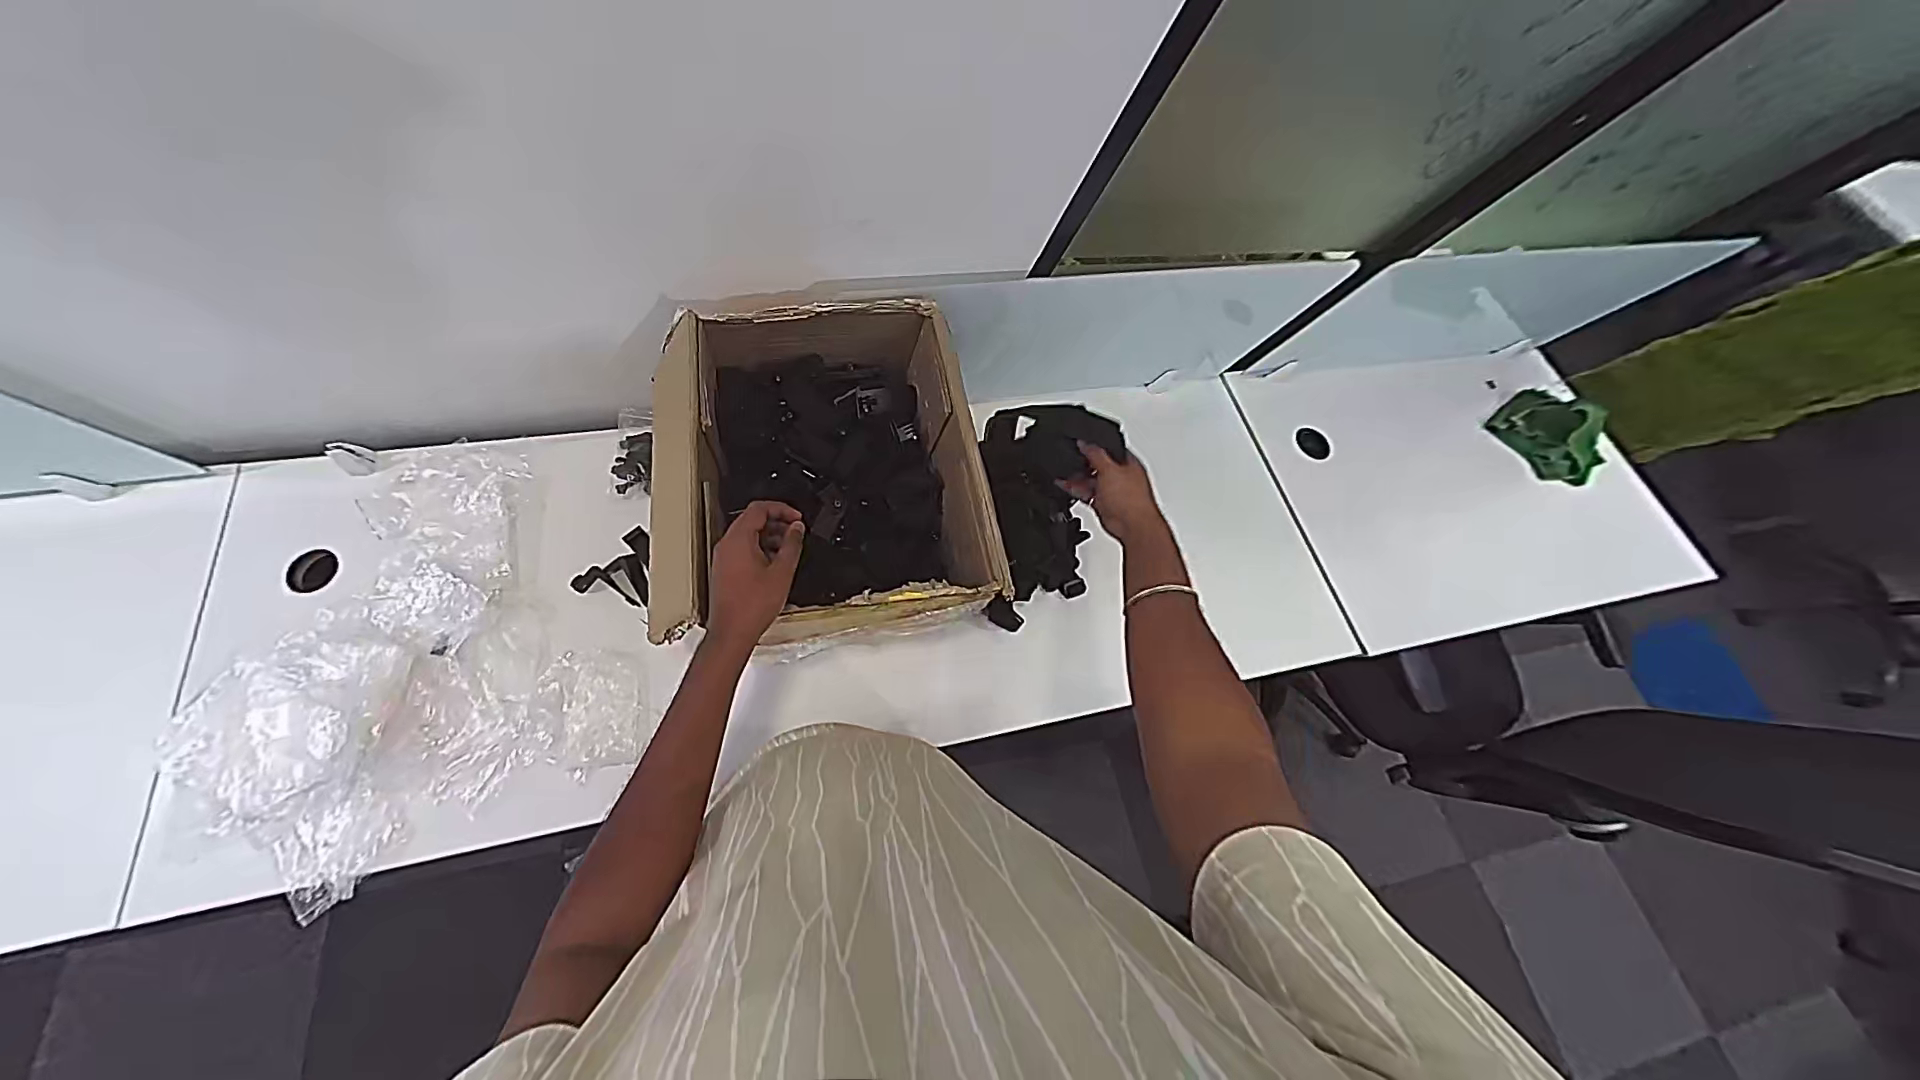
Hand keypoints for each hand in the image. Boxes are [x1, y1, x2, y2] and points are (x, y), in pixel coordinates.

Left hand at [707, 501, 804, 648]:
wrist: (732, 631)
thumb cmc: (751, 606)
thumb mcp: (782, 571)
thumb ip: (792, 544)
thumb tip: (797, 529)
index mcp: (738, 540)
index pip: (759, 509)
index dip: (781, 509)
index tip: (796, 517)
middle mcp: (726, 545)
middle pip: (751, 520)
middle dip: (776, 522)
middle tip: (795, 531)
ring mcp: (723, 558)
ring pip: (747, 535)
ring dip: (769, 536)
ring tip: (788, 548)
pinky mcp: (724, 569)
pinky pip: (742, 549)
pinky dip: (760, 548)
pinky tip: (775, 563)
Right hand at [1059, 441, 1170, 547]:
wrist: (1132, 525)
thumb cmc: (1132, 499)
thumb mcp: (1110, 469)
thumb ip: (1095, 454)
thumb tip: (1085, 443)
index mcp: (1128, 463)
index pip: (1109, 450)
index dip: (1095, 447)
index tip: (1080, 445)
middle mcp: (1120, 476)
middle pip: (1098, 466)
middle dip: (1083, 464)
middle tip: (1069, 461)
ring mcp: (1112, 491)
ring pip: (1091, 481)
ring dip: (1077, 478)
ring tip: (1062, 475)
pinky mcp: (1104, 504)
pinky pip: (1087, 494)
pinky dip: (1077, 491)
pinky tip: (1066, 486)